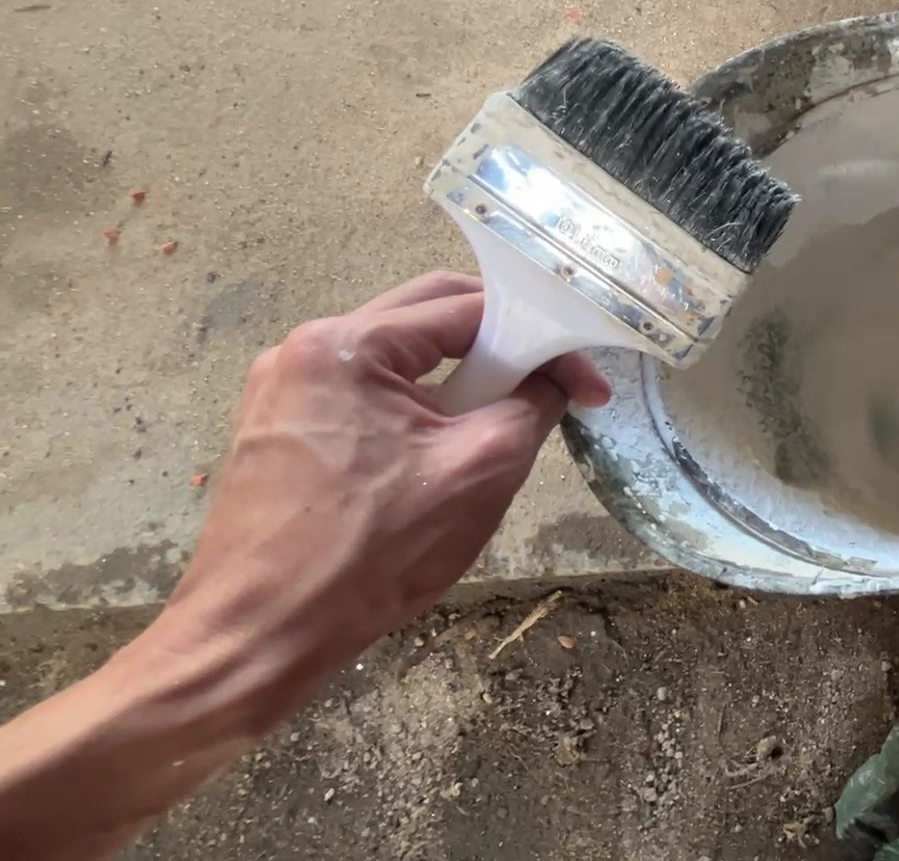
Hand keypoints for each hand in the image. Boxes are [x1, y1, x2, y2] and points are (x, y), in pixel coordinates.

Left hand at [151, 271, 610, 713]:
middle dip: (507, 340)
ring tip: (513, 410)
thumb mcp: (487, 464)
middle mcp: (306, 349)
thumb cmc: (378, 548)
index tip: (588, 385)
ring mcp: (287, 388)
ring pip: (405, 352)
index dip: (544, 339)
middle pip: (432, 314)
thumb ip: (536, 401)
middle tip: (557, 378)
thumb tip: (556, 380)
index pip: (472, 308)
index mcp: (348, 345)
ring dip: (469, 370)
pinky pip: (376, 386)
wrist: (260, 640)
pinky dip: (429, 396)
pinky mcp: (285, 426)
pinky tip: (455, 435)